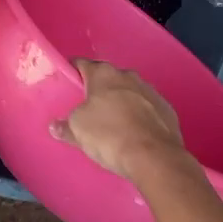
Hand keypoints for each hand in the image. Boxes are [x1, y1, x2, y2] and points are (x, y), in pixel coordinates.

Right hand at [51, 60, 191, 181]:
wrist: (155, 157)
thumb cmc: (110, 136)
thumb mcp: (79, 131)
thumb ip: (65, 126)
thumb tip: (55, 126)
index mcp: (103, 74)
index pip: (82, 64)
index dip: (74, 72)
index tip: (69, 83)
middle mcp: (127, 75)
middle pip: (108, 77)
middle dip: (100, 89)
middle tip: (91, 109)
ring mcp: (150, 90)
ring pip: (130, 91)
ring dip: (122, 102)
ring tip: (116, 123)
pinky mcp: (167, 108)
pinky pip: (148, 107)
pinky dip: (141, 115)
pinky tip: (137, 133)